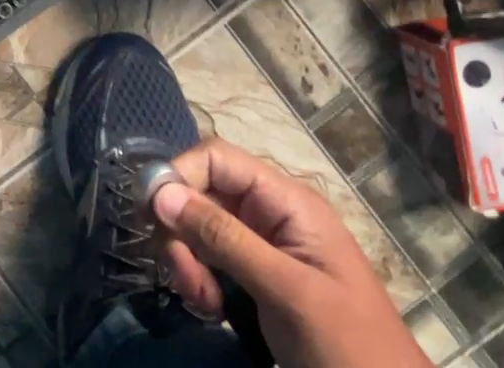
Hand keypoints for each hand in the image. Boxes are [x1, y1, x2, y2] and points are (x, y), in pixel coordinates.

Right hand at [152, 139, 427, 367]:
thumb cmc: (348, 344)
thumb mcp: (286, 289)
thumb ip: (224, 238)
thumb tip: (160, 192)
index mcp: (287, 202)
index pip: (217, 158)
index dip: (180, 176)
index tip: (155, 217)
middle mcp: (271, 213)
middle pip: (202, 193)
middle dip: (182, 230)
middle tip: (183, 276)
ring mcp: (263, 245)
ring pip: (199, 227)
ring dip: (188, 259)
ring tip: (202, 300)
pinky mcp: (255, 275)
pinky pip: (209, 258)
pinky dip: (199, 277)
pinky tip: (209, 305)